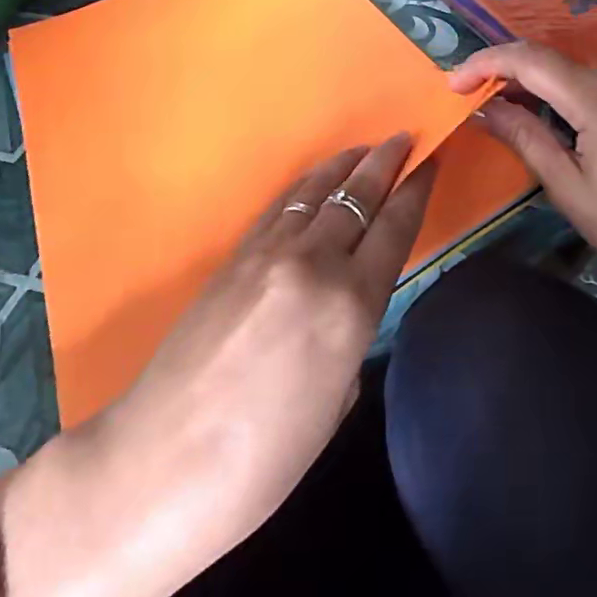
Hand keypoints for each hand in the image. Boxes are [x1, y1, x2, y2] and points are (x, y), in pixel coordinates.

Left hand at [0, 136, 437, 596]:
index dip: (415, 191)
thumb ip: (349, 342)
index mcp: (350, 307)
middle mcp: (311, 266)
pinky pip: (277, 211)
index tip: (430, 162)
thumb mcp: (335, 403)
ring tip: (361, 149)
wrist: (166, 458)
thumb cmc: (266, 458)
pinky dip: (302, 189)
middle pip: (356, 198)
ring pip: (313, 194)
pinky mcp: (231, 258)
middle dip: (383, 163)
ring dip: (341, 167)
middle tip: (403, 138)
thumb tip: (343, 316)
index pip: (394, 229)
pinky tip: (310, 184)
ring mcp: (265, 256)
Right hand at [449, 42, 596, 340]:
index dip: (485, 63)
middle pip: (549, 61)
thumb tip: (482, 107)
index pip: (532, 60)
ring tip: (493, 109)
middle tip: (466, 99)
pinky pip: (589, 86)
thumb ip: (524, 138)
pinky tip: (537, 116)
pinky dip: (555, 95)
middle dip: (502, 73)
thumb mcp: (569, 189)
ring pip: (568, 72)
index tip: (452, 85)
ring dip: (528, 85)